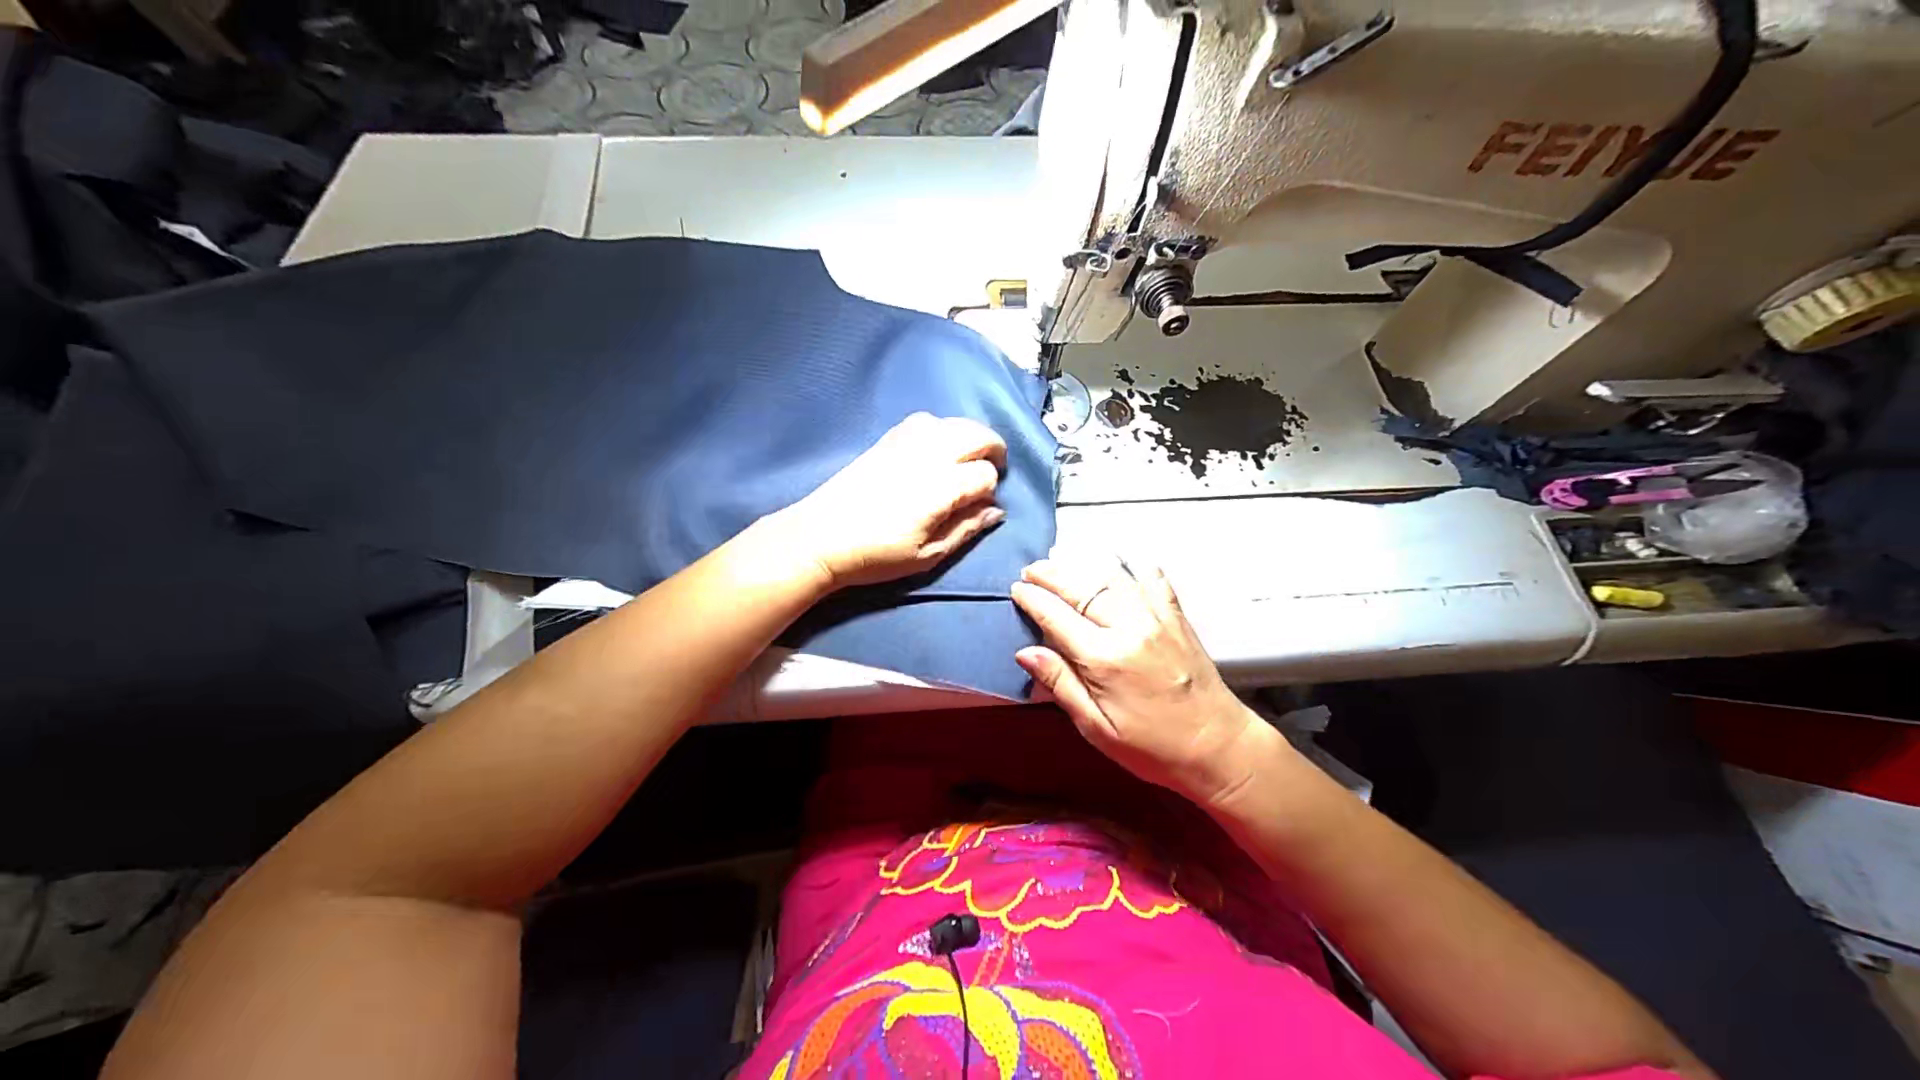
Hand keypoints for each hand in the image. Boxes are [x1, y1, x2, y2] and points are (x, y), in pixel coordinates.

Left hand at [773, 413, 1007, 589]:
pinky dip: (943, 430)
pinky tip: (937, 451)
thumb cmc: (877, 554)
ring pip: (956, 422)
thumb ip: (966, 530)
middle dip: (992, 452)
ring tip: (965, 461)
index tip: (979, 507)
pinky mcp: (889, 437)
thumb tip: (995, 511)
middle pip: (980, 435)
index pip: (986, 475)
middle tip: (988, 473)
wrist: (821, 536)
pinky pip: (928, 420)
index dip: (990, 491)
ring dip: (969, 438)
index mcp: (942, 486)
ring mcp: (908, 439)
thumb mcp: (928, 555)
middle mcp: (930, 453)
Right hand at [1010, 555, 1278, 806]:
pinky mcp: (1177, 617)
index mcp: (1105, 659)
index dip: (1033, 600)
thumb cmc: (1152, 748)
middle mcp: (1130, 628)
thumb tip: (1026, 652)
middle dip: (1052, 574)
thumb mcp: (1097, 728)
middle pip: (1082, 588)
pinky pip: (1153, 579)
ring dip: (1084, 563)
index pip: (1057, 617)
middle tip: (1032, 568)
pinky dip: (1134, 565)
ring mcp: (1157, 618)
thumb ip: (1061, 684)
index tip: (1016, 590)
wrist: (1219, 747)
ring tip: (1062, 557)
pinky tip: (1121, 560)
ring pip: (1114, 576)